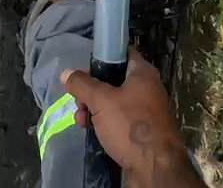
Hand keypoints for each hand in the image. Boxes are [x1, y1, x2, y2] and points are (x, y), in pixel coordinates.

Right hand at [61, 51, 203, 186]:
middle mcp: (147, 88)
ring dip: (95, 110)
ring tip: (82, 121)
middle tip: (79, 102)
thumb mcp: (101, 101)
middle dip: (92, 91)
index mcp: (143, 73)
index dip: (101, 58)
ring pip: (114, 102)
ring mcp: (146, 111)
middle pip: (113, 80)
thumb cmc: (130, 125)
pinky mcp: (143, 132)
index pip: (121, 53)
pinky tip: (93, 132)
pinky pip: (120, 120)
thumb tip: (66, 73)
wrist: (156, 170)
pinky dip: (105, 124)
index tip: (84, 71)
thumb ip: (82, 84)